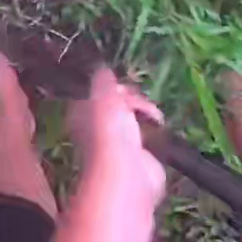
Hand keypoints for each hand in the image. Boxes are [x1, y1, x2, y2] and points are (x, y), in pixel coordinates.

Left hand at [69, 67, 165, 210]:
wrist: (130, 171)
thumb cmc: (109, 131)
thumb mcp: (103, 94)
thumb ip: (103, 79)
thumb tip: (104, 69)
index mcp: (83, 113)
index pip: (97, 92)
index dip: (110, 85)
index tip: (119, 84)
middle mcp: (100, 127)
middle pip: (118, 102)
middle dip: (130, 97)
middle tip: (137, 99)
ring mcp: (121, 141)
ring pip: (134, 114)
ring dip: (144, 109)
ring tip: (151, 113)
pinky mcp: (141, 153)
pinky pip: (148, 131)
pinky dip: (155, 126)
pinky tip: (158, 124)